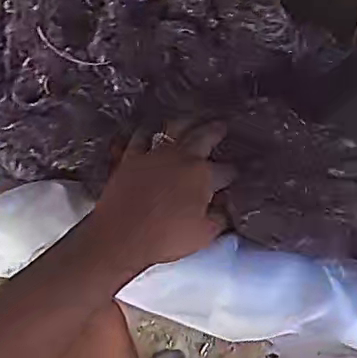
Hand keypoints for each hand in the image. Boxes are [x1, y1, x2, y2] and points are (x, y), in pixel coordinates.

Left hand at [77, 121, 235, 272]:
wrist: (121, 236)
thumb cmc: (165, 237)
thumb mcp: (203, 234)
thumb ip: (219, 218)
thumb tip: (224, 210)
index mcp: (203, 175)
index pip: (226, 170)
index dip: (233, 173)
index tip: (235, 175)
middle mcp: (181, 158)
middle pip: (203, 137)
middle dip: (215, 131)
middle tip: (222, 126)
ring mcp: (154, 155)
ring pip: (173, 129)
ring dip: (185, 122)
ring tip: (191, 120)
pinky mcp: (130, 158)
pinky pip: (140, 138)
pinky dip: (146, 131)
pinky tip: (148, 128)